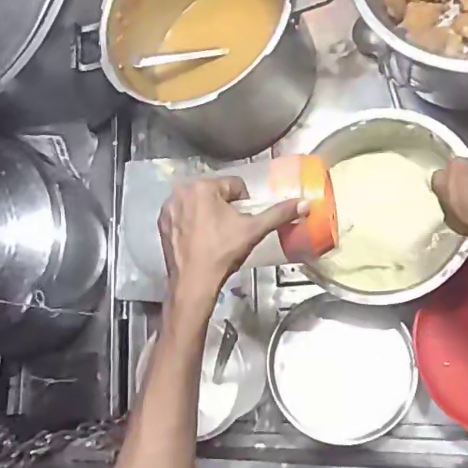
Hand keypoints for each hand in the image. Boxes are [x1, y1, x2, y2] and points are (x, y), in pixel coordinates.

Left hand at [160, 177, 302, 314]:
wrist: (193, 282)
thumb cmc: (223, 252)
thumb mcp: (254, 230)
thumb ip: (279, 214)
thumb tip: (305, 203)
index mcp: (203, 187)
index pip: (234, 185)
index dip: (244, 203)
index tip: (243, 222)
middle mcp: (182, 191)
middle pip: (215, 192)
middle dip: (224, 207)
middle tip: (231, 230)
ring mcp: (169, 207)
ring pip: (198, 203)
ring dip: (208, 213)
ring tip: (215, 236)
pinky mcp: (162, 223)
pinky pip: (183, 215)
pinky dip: (192, 223)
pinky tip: (199, 240)